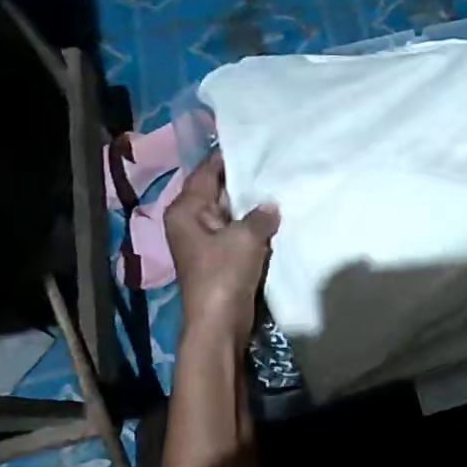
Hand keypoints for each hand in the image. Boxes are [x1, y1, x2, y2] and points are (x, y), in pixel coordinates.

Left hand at [167, 151, 278, 338]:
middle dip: (245, 181)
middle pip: (218, 191)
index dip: (229, 157)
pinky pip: (238, 233)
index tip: (254, 143)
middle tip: (275, 162)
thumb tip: (271, 205)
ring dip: (252, 206)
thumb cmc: (224, 274)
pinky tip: (277, 217)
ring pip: (231, 213)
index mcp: (186, 209)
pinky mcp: (220, 258)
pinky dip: (254, 226)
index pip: (207, 171)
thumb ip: (260, 215)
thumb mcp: (246, 237)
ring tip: (280, 185)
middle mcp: (191, 221)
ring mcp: (206, 241)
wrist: (219, 323)